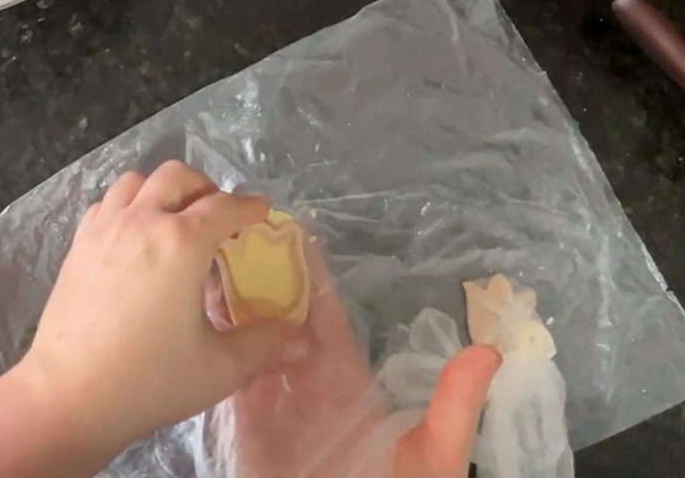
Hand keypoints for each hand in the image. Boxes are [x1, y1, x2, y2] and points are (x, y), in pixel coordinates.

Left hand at [12, 162, 301, 461]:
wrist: (69, 396)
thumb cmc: (148, 380)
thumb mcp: (217, 368)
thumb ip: (262, 346)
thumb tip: (297, 337)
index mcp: (182, 242)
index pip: (225, 206)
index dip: (250, 206)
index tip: (263, 212)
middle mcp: (143, 220)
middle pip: (178, 177)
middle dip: (205, 188)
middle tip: (218, 217)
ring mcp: (106, 227)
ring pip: (137, 180)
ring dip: (162, 190)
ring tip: (174, 218)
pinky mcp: (79, 242)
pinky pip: (108, 203)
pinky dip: (128, 205)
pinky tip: (134, 234)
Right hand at [222, 246, 501, 477]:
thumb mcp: (434, 457)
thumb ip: (454, 404)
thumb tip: (489, 350)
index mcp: (344, 374)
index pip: (323, 310)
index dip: (308, 271)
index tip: (290, 228)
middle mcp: (304, 378)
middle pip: (278, 315)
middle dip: (260, 274)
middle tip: (236, 229)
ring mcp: (272, 401)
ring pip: (248, 339)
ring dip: (232, 302)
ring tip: (209, 258)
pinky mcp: (245, 426)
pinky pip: (226, 377)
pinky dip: (213, 345)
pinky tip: (195, 312)